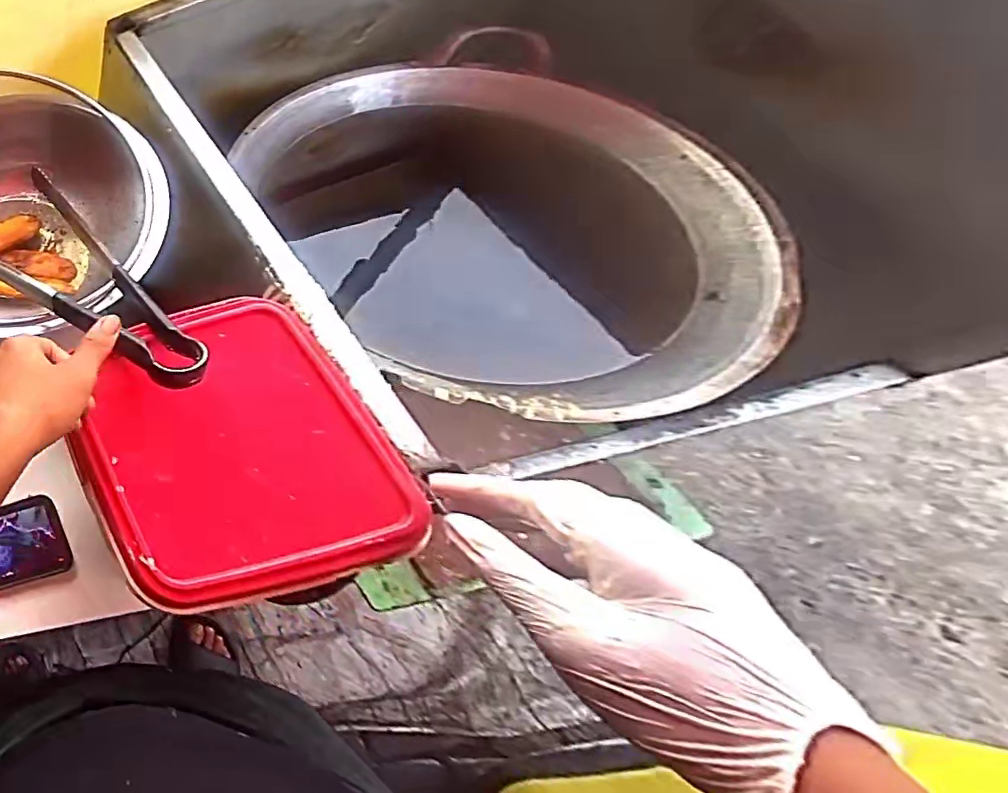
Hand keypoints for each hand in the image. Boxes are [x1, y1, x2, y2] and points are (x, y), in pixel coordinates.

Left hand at [0, 316, 119, 465]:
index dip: (74, 371)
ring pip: (28, 392)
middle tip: (75, 408)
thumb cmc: (34, 411)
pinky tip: (38, 432)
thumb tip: (108, 324)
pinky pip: (14, 411)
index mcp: (19, 346)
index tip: (82, 386)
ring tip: (60, 423)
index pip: (55, 349)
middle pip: (42, 371)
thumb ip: (95, 347)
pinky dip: (27, 420)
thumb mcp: (79, 375)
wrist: (1, 446)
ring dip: (47, 407)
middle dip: (63, 391)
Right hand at [431, 473, 898, 792]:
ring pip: (594, 521)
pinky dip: (574, 541)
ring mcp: (689, 566)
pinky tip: (563, 562)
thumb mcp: (574, 638)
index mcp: (624, 544)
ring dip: (541, 518)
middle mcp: (659, 542)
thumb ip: (510, 574)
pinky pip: (619, 544)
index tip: (442, 484)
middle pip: (565, 500)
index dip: (478, 489)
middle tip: (463, 502)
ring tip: (501, 527)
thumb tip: (463, 530)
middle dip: (507, 498)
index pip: (532, 496)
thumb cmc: (691, 707)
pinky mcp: (706, 594)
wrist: (808, 767)